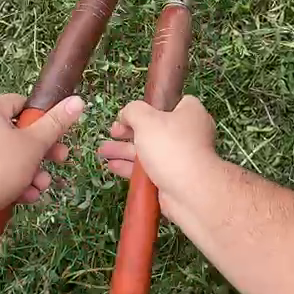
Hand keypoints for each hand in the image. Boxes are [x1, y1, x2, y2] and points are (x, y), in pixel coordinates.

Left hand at [0, 93, 86, 234]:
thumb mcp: (34, 145)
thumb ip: (57, 123)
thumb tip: (78, 100)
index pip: (19, 103)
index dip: (40, 119)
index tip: (55, 136)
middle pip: (13, 134)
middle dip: (39, 152)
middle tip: (58, 162)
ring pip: (2, 157)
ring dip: (26, 172)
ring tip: (38, 190)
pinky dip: (5, 183)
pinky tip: (20, 200)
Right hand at [96, 96, 222, 217]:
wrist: (190, 191)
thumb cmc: (170, 147)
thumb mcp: (147, 120)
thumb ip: (133, 111)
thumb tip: (128, 113)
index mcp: (190, 112)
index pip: (169, 103)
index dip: (148, 107)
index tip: (130, 114)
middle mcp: (188, 132)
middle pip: (155, 127)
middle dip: (129, 131)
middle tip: (112, 132)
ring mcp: (181, 156)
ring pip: (149, 149)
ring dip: (125, 149)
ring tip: (103, 151)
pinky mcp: (173, 176)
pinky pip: (149, 168)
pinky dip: (131, 166)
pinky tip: (113, 165)